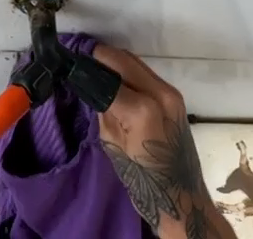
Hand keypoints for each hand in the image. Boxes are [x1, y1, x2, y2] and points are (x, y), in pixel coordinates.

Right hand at [94, 45, 234, 238]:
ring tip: (96, 68)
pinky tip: (115, 79)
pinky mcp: (174, 95)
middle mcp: (160, 93)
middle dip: (100, 56)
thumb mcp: (112, 143)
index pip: (106, 76)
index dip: (86, 68)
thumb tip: (91, 84)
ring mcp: (170, 92)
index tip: (70, 63)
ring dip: (114, 61)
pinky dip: (127, 70)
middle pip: (122, 59)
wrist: (182, 196)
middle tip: (81, 60)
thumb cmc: (142, 179)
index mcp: (142, 110)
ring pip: (134, 61)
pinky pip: (144, 72)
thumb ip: (103, 108)